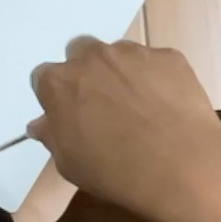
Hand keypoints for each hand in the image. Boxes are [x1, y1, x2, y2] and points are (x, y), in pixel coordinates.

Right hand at [28, 39, 220, 221]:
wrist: (179, 165)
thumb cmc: (111, 170)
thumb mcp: (68, 162)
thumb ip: (51, 136)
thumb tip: (41, 124)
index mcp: (58, 83)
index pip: (43, 78)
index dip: (55, 96)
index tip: (66, 114)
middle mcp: (91, 58)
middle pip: (79, 51)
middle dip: (85, 71)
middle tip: (99, 104)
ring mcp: (132, 53)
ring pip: (118, 54)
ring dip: (119, 72)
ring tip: (136, 106)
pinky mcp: (169, 57)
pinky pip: (154, 62)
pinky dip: (154, 78)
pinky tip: (163, 106)